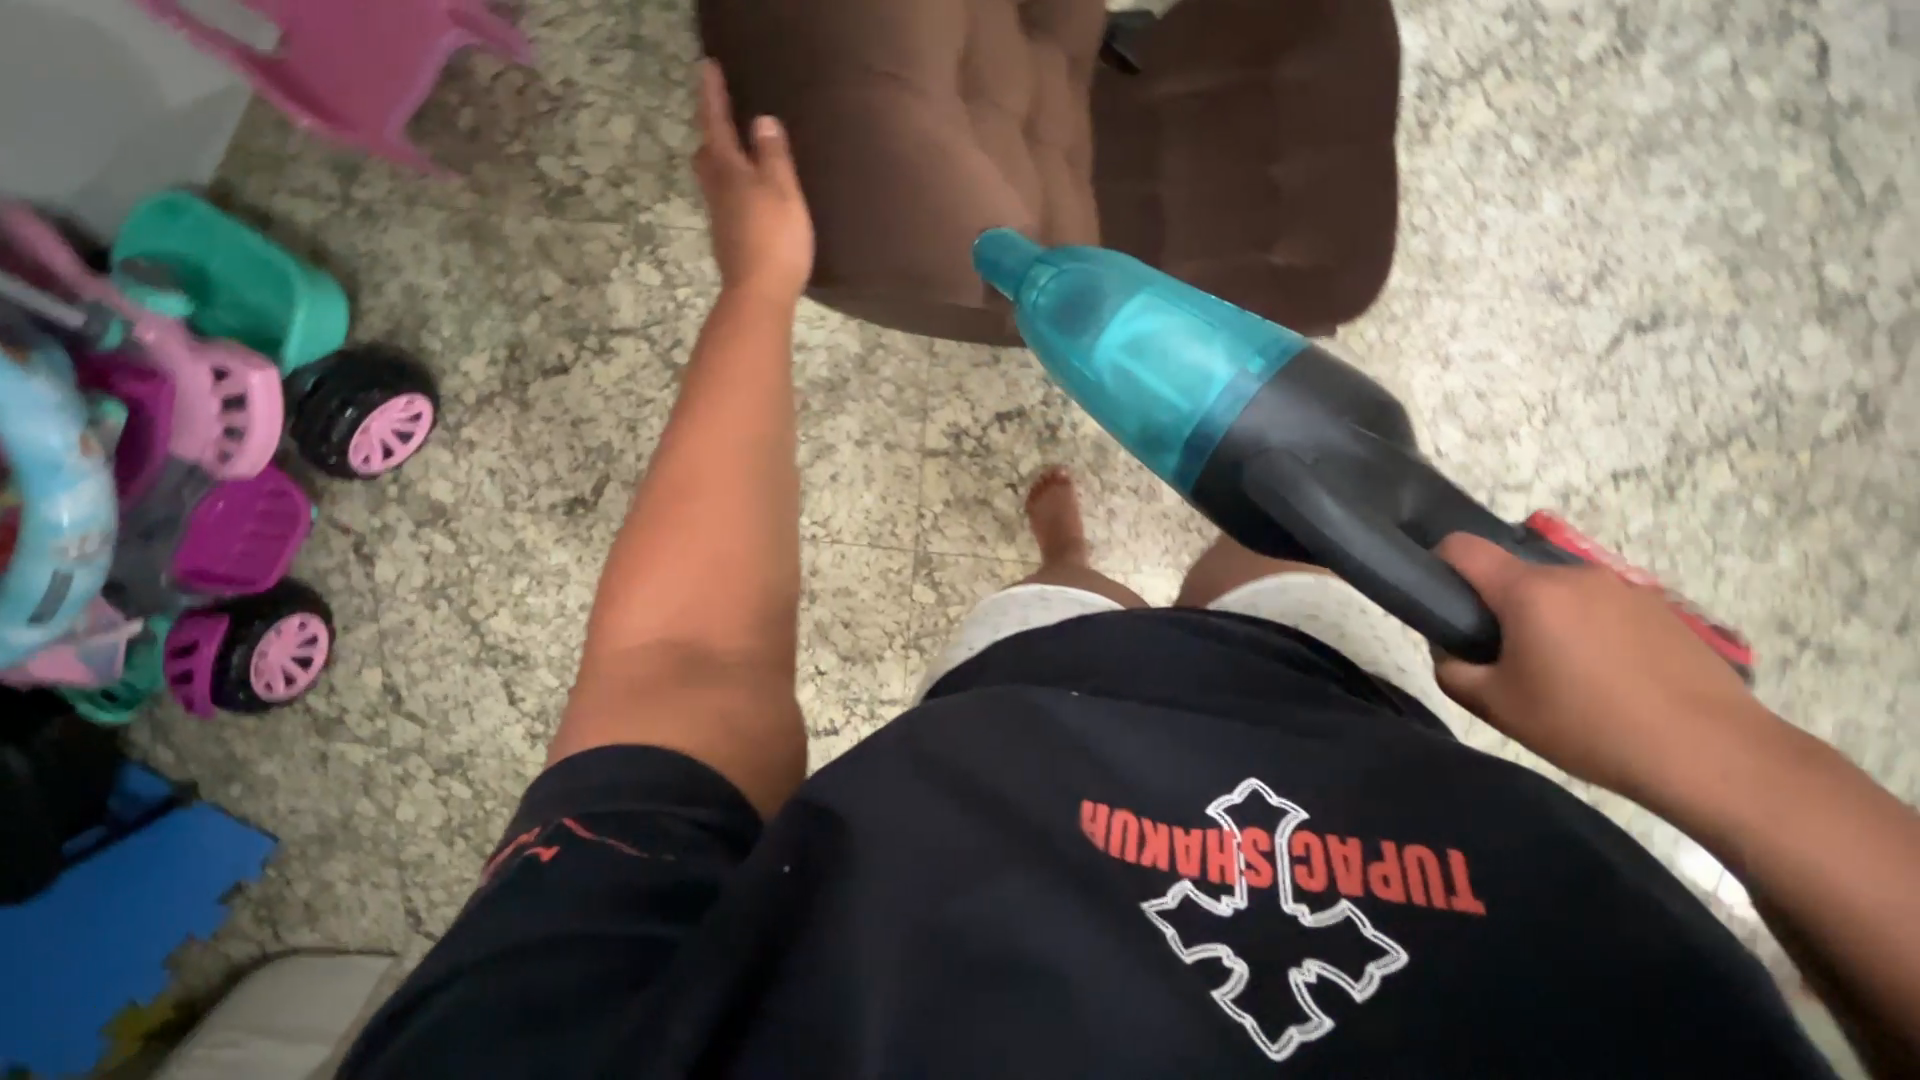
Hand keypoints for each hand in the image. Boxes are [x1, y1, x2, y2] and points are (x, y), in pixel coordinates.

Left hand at [694, 60, 813, 301]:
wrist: (759, 294)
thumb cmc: (775, 239)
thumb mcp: (783, 191)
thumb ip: (773, 156)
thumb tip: (761, 121)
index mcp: (729, 171)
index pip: (716, 124)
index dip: (712, 95)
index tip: (708, 67)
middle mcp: (717, 191)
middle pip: (706, 155)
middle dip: (711, 134)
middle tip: (721, 118)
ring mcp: (720, 219)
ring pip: (713, 180)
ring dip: (721, 163)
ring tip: (740, 157)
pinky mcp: (729, 241)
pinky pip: (726, 202)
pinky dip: (734, 189)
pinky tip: (750, 198)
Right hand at [1433, 533, 1774, 800]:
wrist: (1713, 753)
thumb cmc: (1588, 725)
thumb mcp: (1496, 707)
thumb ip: (1452, 670)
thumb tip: (1451, 649)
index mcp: (1529, 591)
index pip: (1462, 548)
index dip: (1436, 565)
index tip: (1440, 605)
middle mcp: (1575, 575)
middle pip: (1513, 577)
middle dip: (1497, 609)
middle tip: (1506, 663)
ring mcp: (1624, 589)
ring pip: (1559, 595)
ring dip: (1546, 623)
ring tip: (1563, 678)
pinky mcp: (1662, 611)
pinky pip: (1602, 610)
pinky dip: (1589, 634)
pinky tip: (1609, 682)